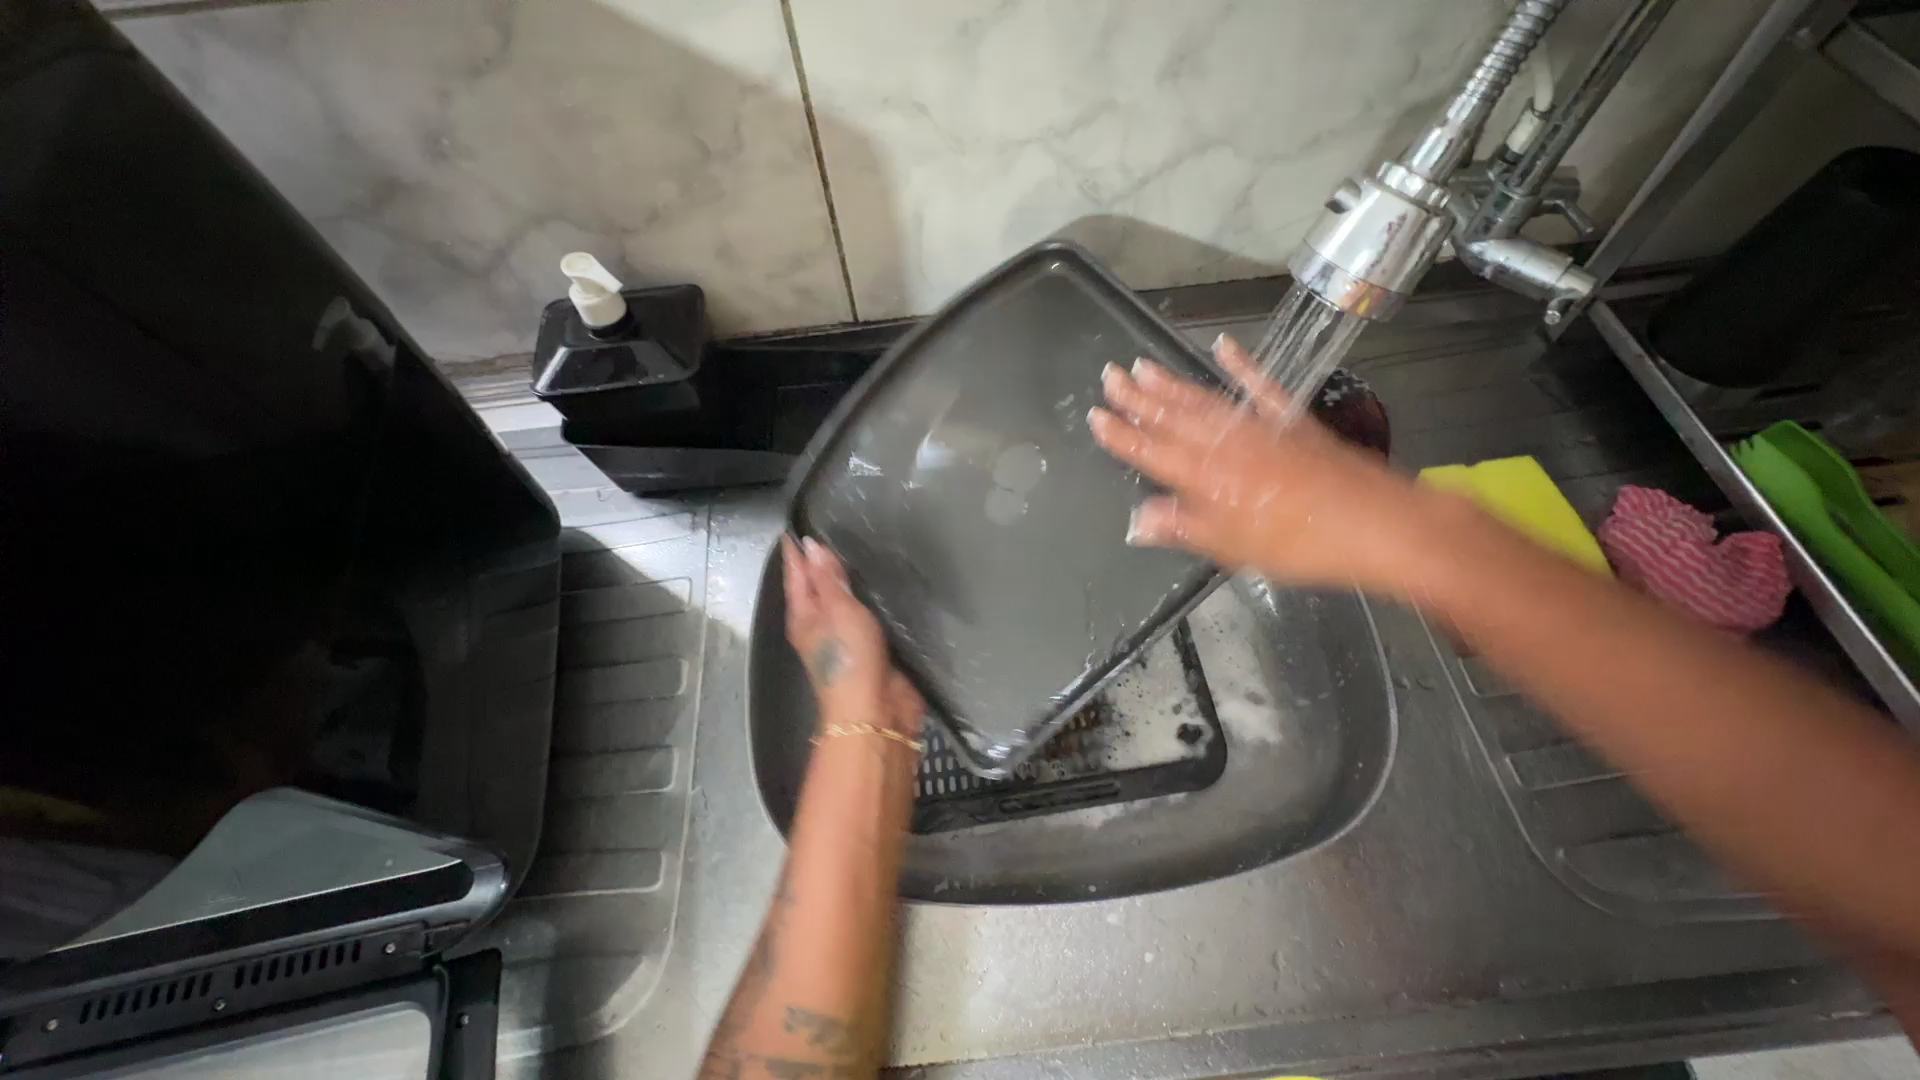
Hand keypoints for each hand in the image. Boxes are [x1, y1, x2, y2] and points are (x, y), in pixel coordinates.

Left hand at [781, 535, 923, 735]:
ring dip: (848, 580)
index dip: (796, 552)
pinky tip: (883, 584)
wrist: (876, 711)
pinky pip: (868, 615)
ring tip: (858, 550)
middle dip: (821, 562)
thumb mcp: (838, 611)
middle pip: (817, 587)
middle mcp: (820, 625)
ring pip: (843, 600)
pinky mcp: (872, 647)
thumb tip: (812, 546)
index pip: (797, 575)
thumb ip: (828, 579)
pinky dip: (871, 599)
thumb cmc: (849, 659)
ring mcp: (846, 637)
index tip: (795, 525)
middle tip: (828, 528)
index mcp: (804, 616)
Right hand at [1088, 334, 1432, 593]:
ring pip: (1204, 399)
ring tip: (1143, 365)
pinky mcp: (1291, 419)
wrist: (1375, 523)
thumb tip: (1138, 521)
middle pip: (1172, 417)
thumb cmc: (1301, 545)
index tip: (1095, 416)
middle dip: (1138, 398)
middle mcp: (1226, 444)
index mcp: (1206, 478)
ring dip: (1171, 383)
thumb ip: (1184, 529)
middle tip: (1109, 375)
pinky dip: (1240, 364)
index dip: (1121, 434)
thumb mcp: (1234, 549)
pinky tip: (1223, 346)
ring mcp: (1259, 426)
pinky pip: (1260, 385)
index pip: (1151, 451)